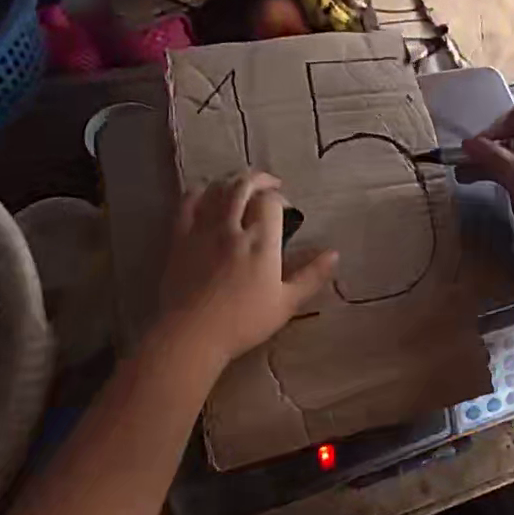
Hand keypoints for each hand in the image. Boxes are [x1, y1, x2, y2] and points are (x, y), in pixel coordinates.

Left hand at [152, 172, 337, 367]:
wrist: (191, 335)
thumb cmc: (243, 322)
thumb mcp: (286, 303)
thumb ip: (312, 275)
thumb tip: (334, 253)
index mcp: (260, 241)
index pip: (271, 201)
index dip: (280, 199)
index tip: (285, 210)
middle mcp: (231, 227)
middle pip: (243, 185)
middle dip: (259, 179)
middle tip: (270, 184)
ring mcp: (202, 229)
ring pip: (217, 188)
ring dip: (232, 180)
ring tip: (242, 185)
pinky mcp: (179, 237)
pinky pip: (187, 201)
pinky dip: (200, 191)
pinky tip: (207, 194)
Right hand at [458, 101, 513, 255]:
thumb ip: (492, 156)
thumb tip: (467, 143)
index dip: (507, 121)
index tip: (489, 139)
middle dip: (491, 141)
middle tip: (471, 153)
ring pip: (508, 151)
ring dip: (485, 157)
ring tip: (460, 167)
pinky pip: (506, 168)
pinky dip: (489, 170)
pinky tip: (468, 176)